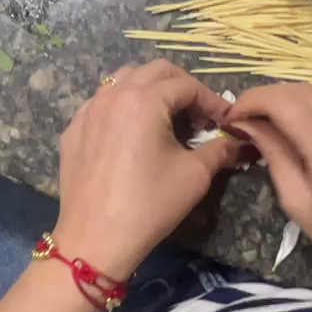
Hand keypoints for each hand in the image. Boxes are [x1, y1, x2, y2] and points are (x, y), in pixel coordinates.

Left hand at [54, 60, 243, 278]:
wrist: (95, 240)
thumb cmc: (149, 204)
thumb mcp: (194, 175)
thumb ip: (219, 149)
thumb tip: (238, 142)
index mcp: (144, 100)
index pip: (186, 85)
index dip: (211, 100)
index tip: (225, 120)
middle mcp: (113, 95)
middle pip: (155, 71)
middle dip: (182, 87)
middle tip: (199, 115)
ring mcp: (88, 110)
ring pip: (124, 79)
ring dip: (151, 89)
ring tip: (166, 117)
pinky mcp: (73, 129)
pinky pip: (102, 102)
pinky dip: (123, 106)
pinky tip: (132, 132)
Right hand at [227, 83, 311, 286]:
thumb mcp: (298, 203)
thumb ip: (274, 155)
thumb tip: (247, 124)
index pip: (285, 103)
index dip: (252, 101)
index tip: (231, 117)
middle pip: (298, 90)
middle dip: (264, 97)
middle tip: (240, 118)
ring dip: (282, 99)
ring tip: (258, 120)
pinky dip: (300, 107)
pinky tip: (285, 125)